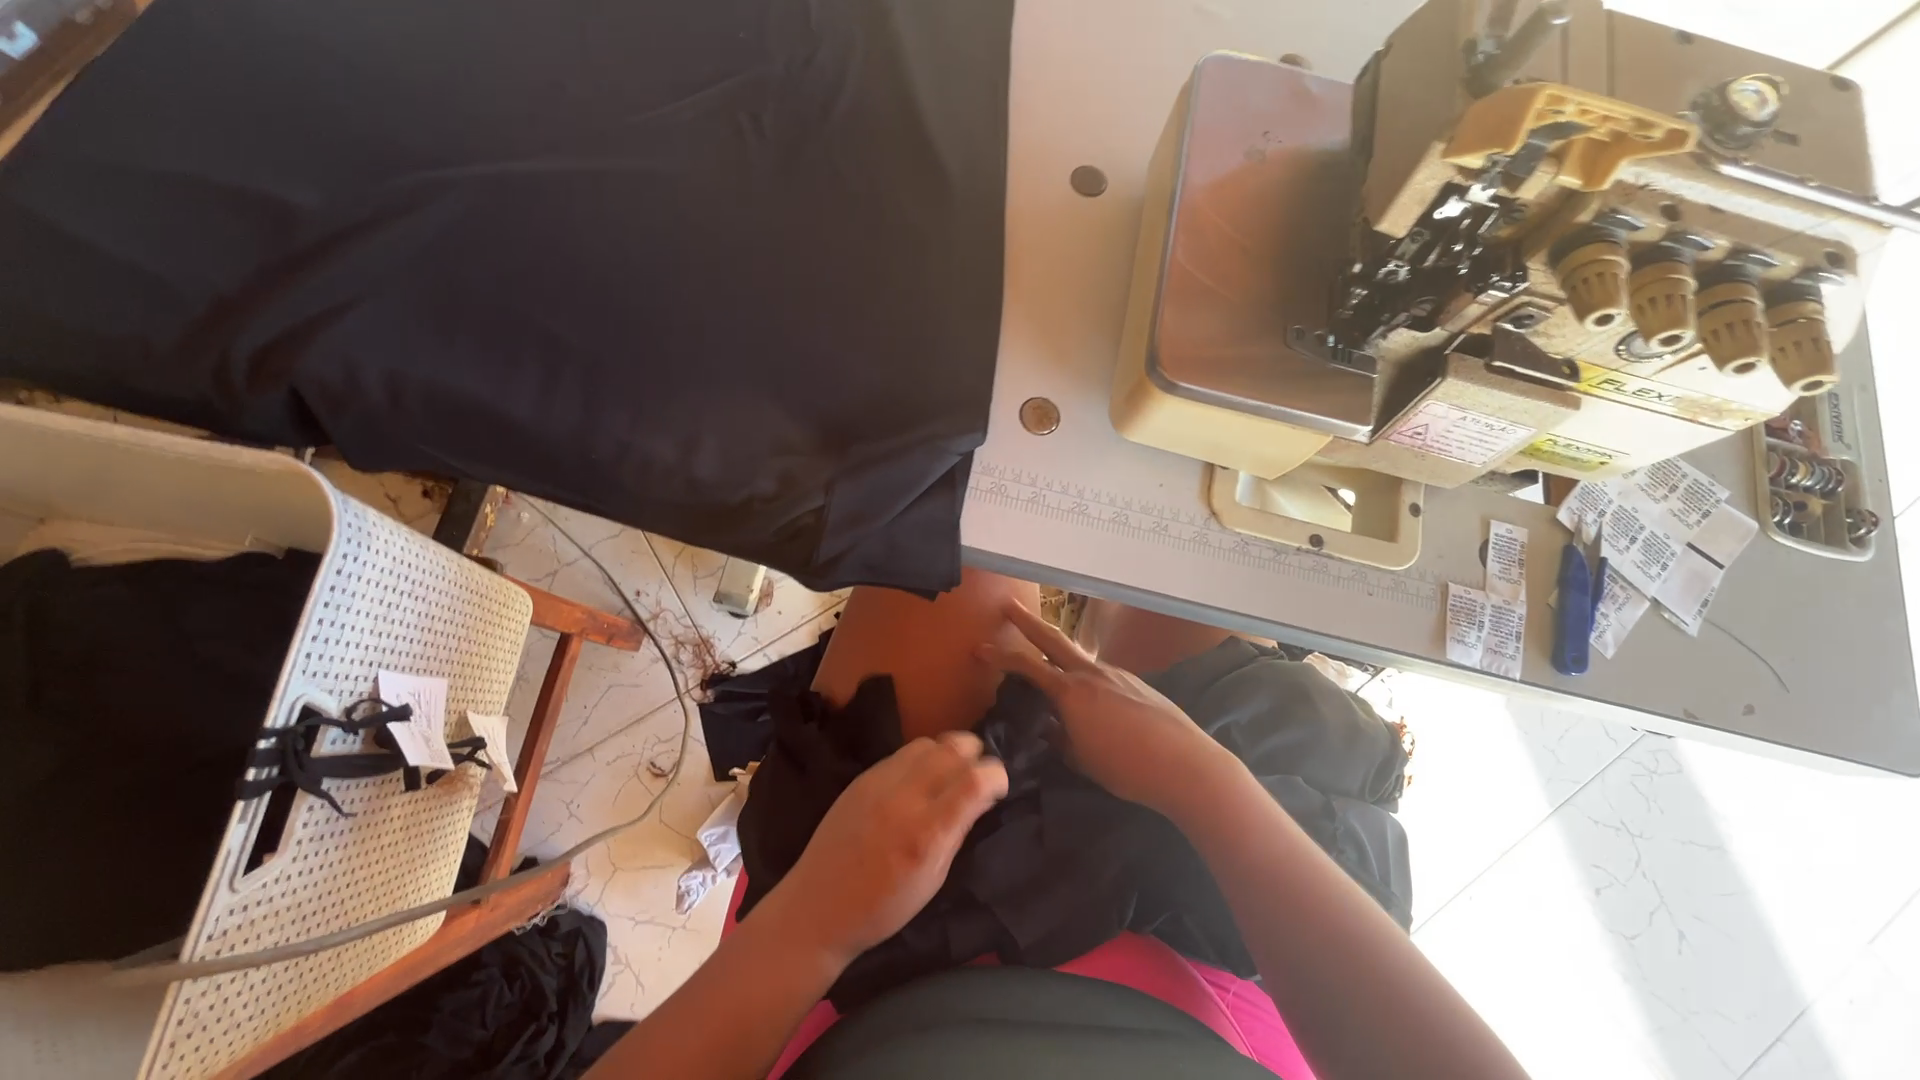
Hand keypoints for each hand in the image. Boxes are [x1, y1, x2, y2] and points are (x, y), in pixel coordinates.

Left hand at [757, 731, 1008, 965]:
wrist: (817, 908)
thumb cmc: (883, 909)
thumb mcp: (934, 879)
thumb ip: (956, 833)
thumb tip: (979, 799)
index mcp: (927, 833)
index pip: (974, 780)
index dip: (997, 775)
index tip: (999, 787)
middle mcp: (904, 798)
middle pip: (953, 749)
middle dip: (976, 756)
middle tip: (978, 777)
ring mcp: (879, 783)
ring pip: (928, 743)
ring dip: (948, 754)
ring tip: (949, 776)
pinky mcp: (861, 779)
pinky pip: (901, 754)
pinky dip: (921, 760)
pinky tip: (919, 782)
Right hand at [978, 600, 1242, 816]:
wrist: (1186, 764)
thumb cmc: (1127, 768)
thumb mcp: (1082, 759)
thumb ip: (1060, 739)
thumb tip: (1049, 727)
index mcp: (1072, 692)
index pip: (1028, 666)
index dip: (1001, 657)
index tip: (980, 649)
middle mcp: (1093, 673)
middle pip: (1053, 639)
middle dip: (1028, 622)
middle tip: (1009, 605)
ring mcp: (1118, 674)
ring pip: (1080, 655)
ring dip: (1059, 649)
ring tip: (1047, 654)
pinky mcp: (1137, 684)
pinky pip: (1101, 672)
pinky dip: (1084, 673)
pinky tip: (1088, 692)